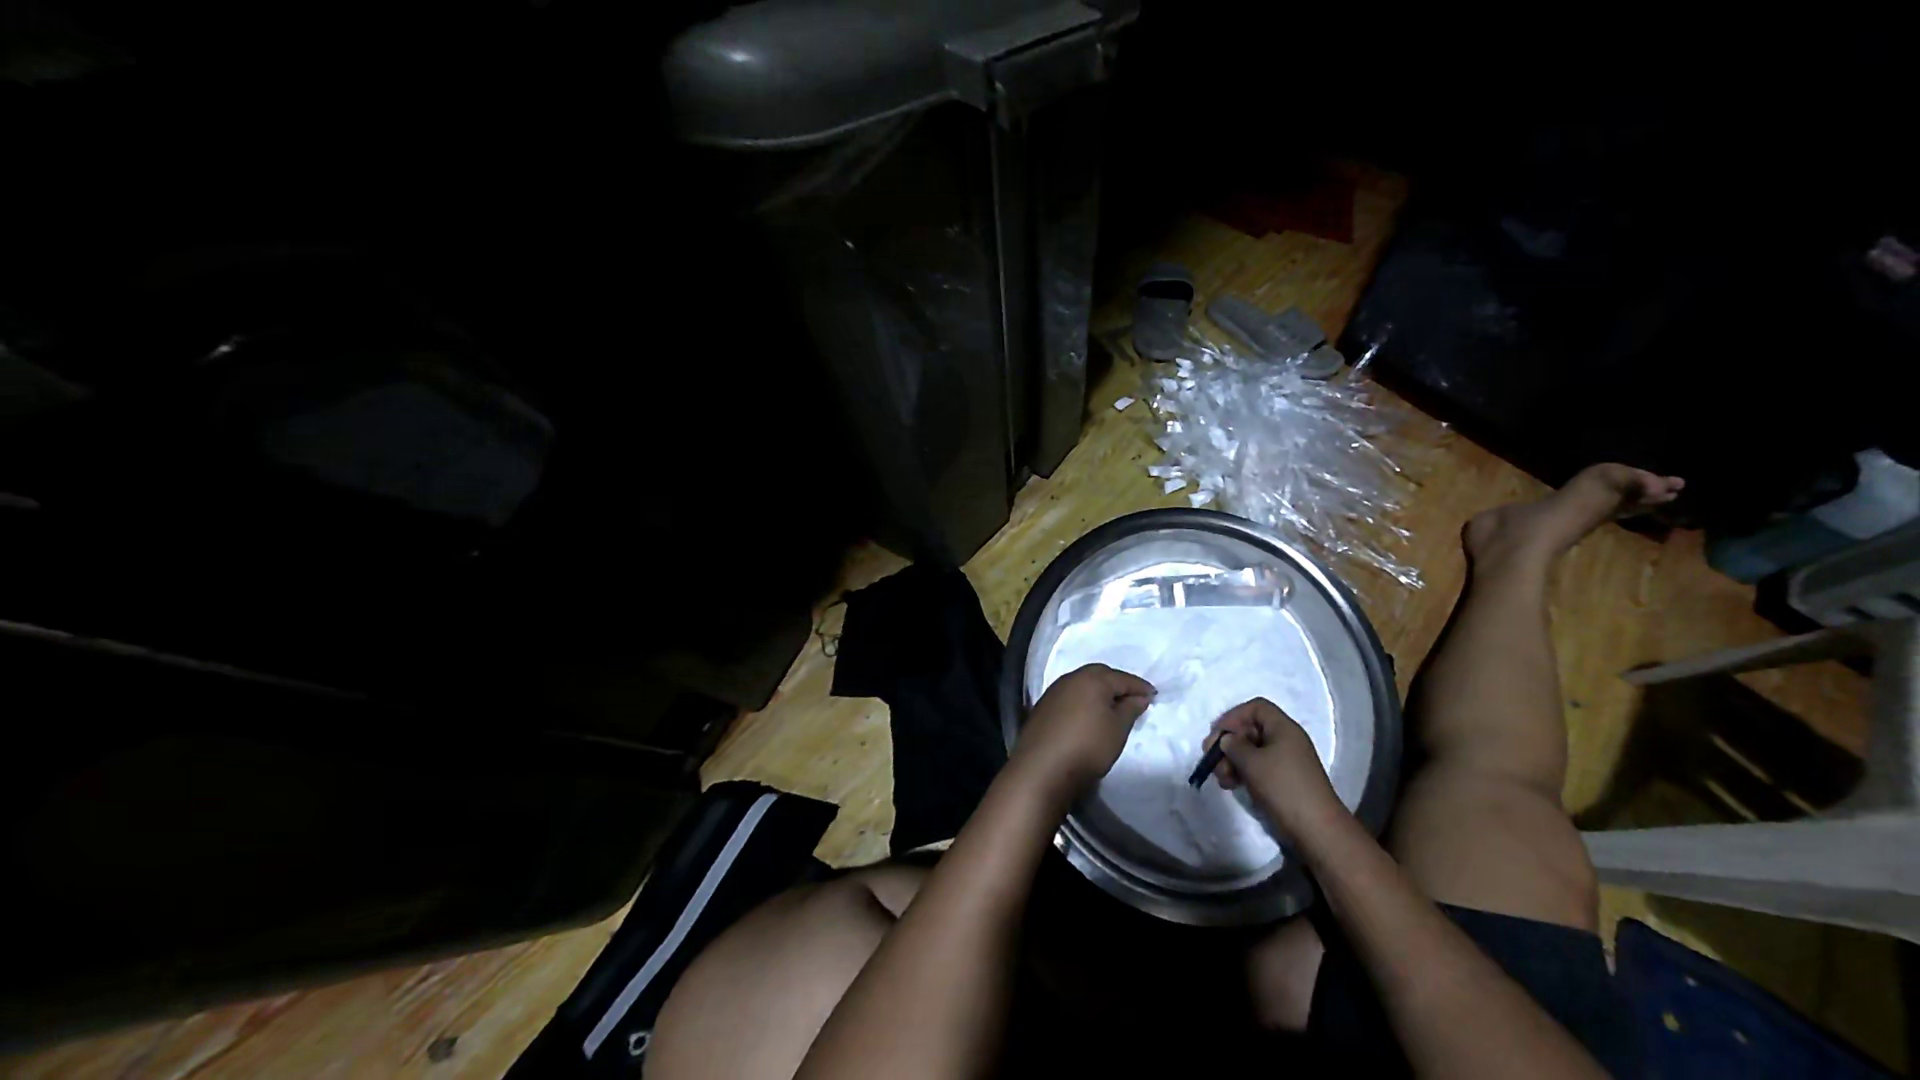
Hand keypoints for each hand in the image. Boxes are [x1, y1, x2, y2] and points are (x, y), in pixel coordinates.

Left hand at [1012, 663, 1154, 802]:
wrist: (1042, 768)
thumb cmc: (1087, 746)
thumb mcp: (1118, 729)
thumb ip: (1130, 709)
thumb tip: (1138, 697)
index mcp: (1091, 679)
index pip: (1122, 678)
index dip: (1139, 687)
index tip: (1154, 695)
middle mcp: (1070, 679)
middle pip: (1099, 675)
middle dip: (1117, 684)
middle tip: (1132, 698)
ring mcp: (1054, 692)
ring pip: (1082, 684)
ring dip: (1098, 692)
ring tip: (1112, 707)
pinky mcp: (1043, 707)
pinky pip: (1070, 696)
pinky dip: (1083, 701)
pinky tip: (1088, 715)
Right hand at [1207, 698, 1346, 836]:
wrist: (1316, 829)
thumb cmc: (1283, 787)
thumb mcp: (1252, 762)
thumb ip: (1233, 745)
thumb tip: (1227, 740)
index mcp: (1284, 729)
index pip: (1256, 708)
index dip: (1234, 716)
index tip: (1217, 734)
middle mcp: (1286, 741)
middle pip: (1251, 729)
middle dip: (1228, 743)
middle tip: (1212, 759)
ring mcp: (1285, 762)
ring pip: (1251, 750)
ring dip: (1232, 760)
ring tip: (1222, 779)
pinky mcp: (1283, 780)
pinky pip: (1257, 767)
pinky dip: (1241, 772)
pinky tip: (1231, 785)